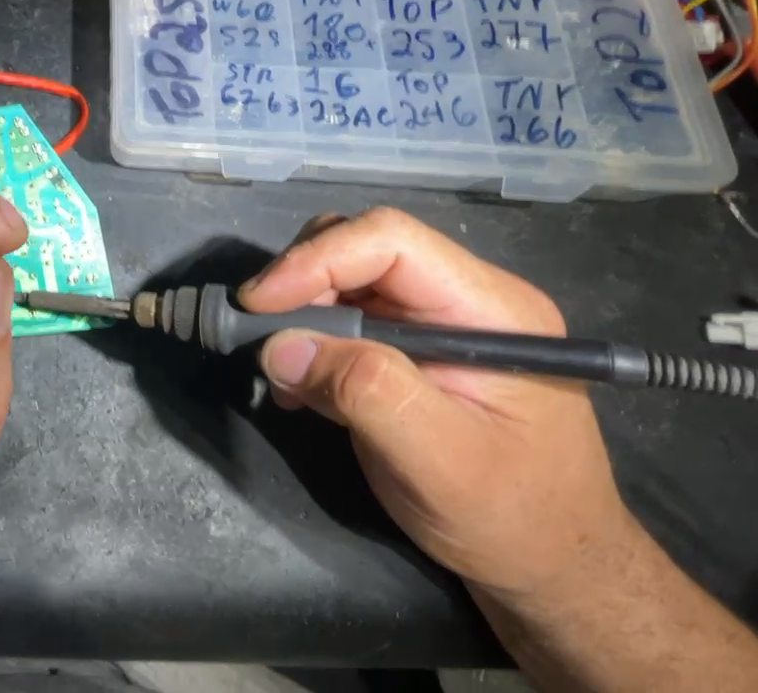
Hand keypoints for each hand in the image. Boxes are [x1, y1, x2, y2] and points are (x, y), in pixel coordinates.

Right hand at [240, 208, 634, 602]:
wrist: (547, 564)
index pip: (389, 240)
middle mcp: (459, 299)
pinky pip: (334, 315)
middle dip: (298, 283)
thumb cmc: (511, 515)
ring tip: (284, 372)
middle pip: (357, 247)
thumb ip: (366, 392)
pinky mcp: (401, 346)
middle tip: (263, 335)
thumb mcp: (441, 461)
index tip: (257, 305)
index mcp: (490, 309)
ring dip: (294, 314)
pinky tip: (299, 387)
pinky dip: (300, 341)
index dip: (315, 260)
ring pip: (337, 277)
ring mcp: (430, 321)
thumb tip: (278, 346)